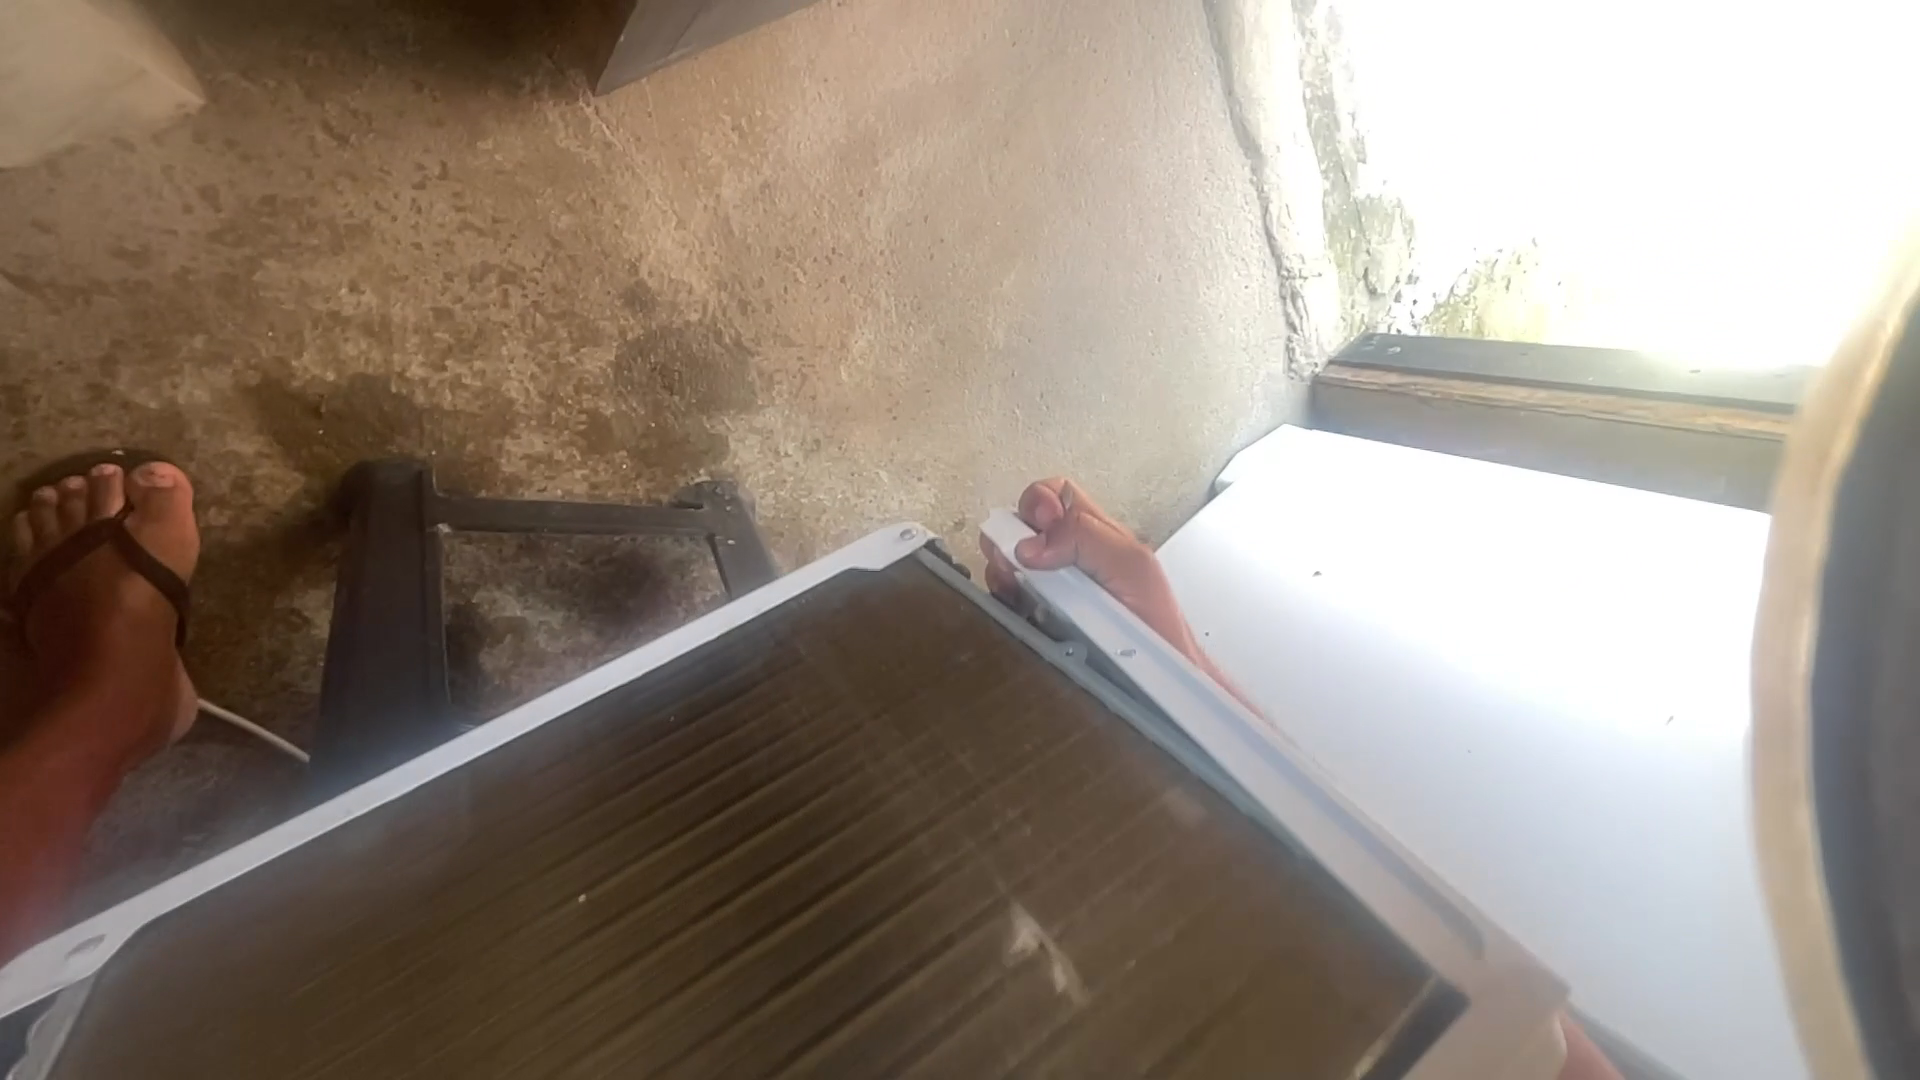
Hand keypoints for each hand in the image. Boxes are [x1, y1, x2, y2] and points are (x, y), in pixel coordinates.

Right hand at [979, 478, 1200, 661]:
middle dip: (1007, 537)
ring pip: (1011, 563)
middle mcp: (1072, 556)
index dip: (1037, 502)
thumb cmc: (1157, 626)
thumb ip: (1085, 537)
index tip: (1036, 530)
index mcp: (1096, 534)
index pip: (1055, 494)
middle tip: (1014, 563)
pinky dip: (1004, 601)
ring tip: (1014, 591)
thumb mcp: (1131, 566)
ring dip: (1002, 572)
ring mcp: (1055, 589)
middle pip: (1024, 526)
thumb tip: (1030, 544)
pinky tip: (1016, 612)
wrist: (1161, 678)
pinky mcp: (1042, 619)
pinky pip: (1011, 599)